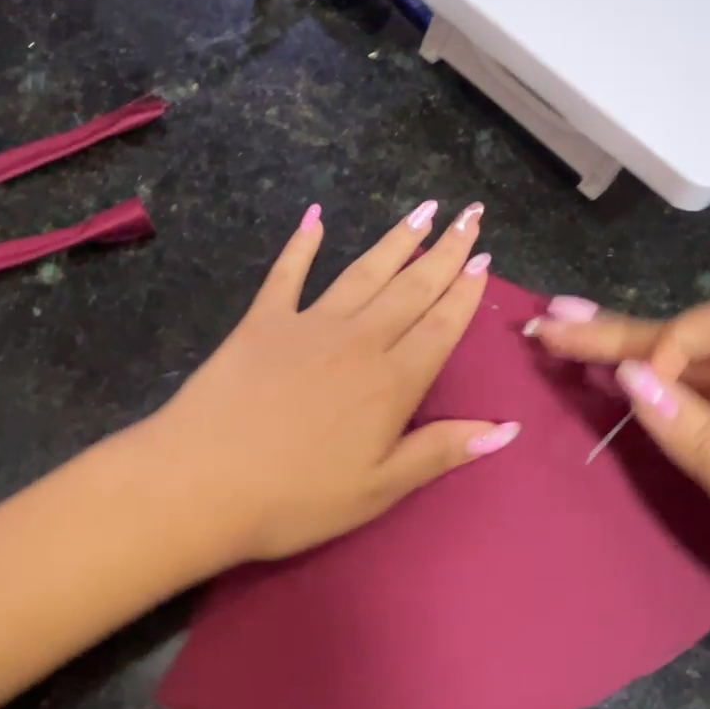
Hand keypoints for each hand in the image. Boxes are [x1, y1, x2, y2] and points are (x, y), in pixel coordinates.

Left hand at [141, 201, 519, 563]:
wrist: (201, 483)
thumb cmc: (296, 499)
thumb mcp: (379, 488)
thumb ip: (441, 451)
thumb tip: (508, 428)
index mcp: (392, 383)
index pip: (441, 326)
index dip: (466, 292)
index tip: (485, 256)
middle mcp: (358, 341)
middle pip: (411, 288)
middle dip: (445, 250)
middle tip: (470, 214)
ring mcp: (308, 324)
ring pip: (364, 272)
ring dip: (396, 240)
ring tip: (423, 210)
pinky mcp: (262, 322)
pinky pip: (288, 274)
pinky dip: (302, 244)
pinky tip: (316, 217)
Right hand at [528, 293, 709, 671]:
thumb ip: (697, 435)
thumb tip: (631, 375)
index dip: (673, 339)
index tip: (642, 389)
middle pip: (695, 342)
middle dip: (621, 333)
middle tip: (549, 327)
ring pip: (689, 367)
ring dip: (627, 353)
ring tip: (562, 339)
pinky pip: (697, 398)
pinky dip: (651, 385)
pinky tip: (612, 377)